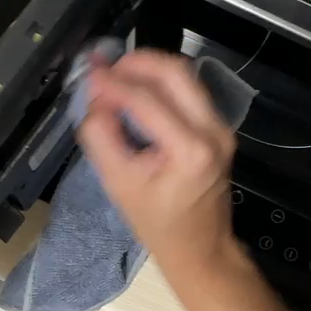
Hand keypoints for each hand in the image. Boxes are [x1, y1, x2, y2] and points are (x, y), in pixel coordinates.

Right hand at [76, 50, 240, 272]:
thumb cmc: (159, 224)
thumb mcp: (119, 184)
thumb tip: (96, 98)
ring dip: (149, 71)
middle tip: (106, 69)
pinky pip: (190, 92)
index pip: (147, 99)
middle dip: (137, 63)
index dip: (114, 83)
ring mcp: (221, 128)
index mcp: (190, 149)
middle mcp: (213, 131)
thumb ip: (102, 137)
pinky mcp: (219, 129)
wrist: (201, 248)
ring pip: (185, 77)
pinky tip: (137, 93)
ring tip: (118, 78)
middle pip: (175, 72)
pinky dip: (162, 85)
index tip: (90, 75)